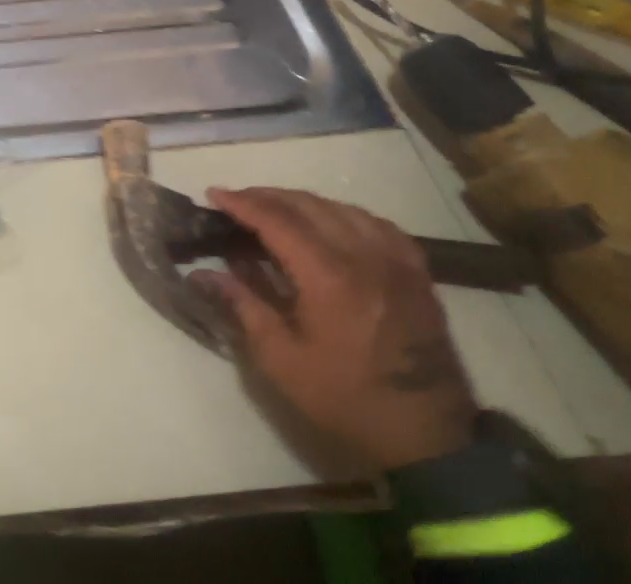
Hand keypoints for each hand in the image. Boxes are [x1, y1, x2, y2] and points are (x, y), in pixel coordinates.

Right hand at [193, 188, 479, 472]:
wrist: (427, 436)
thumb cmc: (344, 398)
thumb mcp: (280, 359)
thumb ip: (244, 306)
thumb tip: (203, 273)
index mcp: (330, 279)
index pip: (279, 222)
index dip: (243, 204)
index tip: (213, 194)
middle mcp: (367, 260)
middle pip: (312, 207)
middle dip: (269, 197)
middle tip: (237, 201)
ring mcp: (399, 266)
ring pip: (346, 210)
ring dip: (306, 203)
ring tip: (277, 209)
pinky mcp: (419, 278)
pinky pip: (380, 227)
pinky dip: (346, 215)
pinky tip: (331, 224)